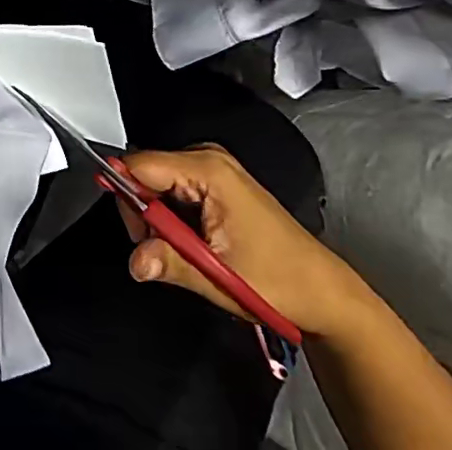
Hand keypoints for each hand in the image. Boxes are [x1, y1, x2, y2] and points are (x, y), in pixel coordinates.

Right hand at [116, 147, 374, 338]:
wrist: (323, 292)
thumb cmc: (285, 280)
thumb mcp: (220, 277)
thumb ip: (169, 263)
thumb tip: (136, 259)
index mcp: (210, 170)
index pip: (138, 164)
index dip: (128, 198)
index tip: (137, 232)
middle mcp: (209, 159)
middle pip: (143, 173)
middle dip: (144, 214)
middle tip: (166, 250)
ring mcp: (212, 169)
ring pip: (154, 184)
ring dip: (159, 220)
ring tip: (188, 250)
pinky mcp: (213, 182)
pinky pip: (170, 190)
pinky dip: (171, 219)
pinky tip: (193, 242)